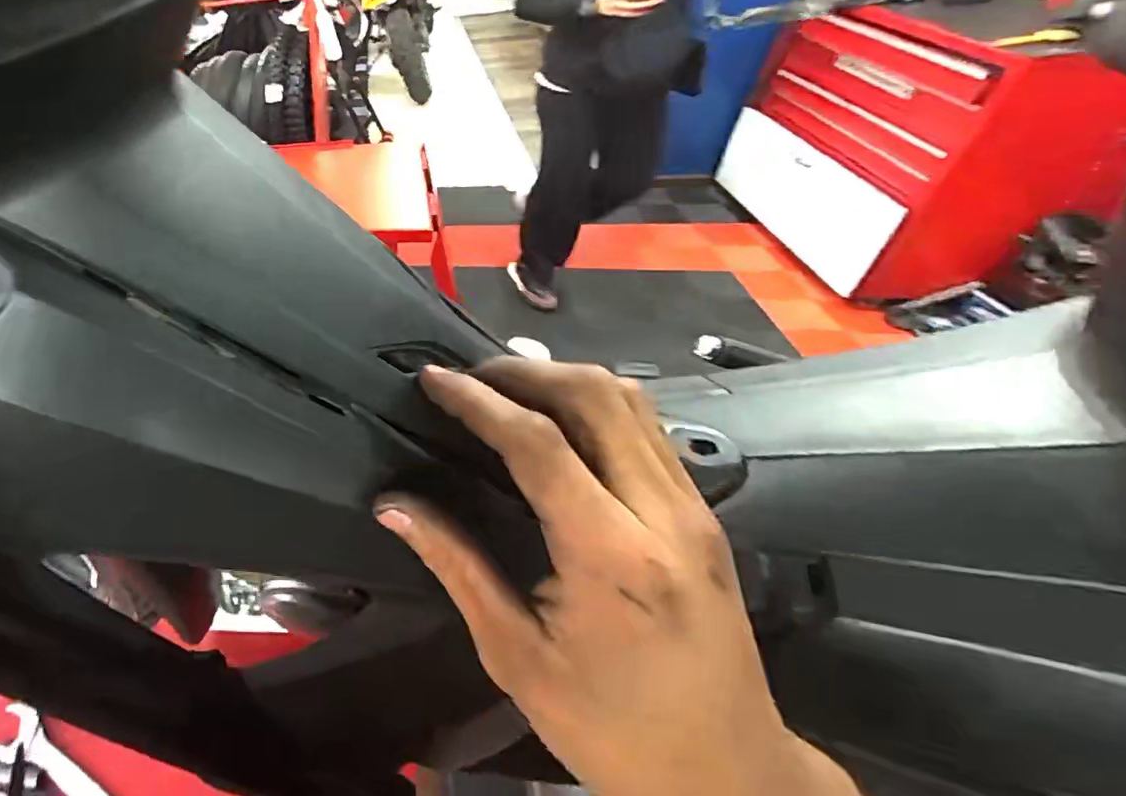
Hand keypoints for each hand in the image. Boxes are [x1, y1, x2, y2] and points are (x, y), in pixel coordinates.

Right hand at [375, 360, 858, 795]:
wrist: (732, 778)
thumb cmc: (613, 727)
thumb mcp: (515, 654)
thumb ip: (454, 565)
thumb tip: (393, 507)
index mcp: (612, 556)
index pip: (539, 443)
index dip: (478, 401)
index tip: (433, 380)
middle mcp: (664, 516)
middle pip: (595, 397)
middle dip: (521, 371)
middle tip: (468, 379)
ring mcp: (694, 509)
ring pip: (629, 399)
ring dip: (558, 377)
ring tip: (503, 387)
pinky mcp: (703, 512)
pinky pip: (645, 423)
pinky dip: (592, 400)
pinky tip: (555, 416)